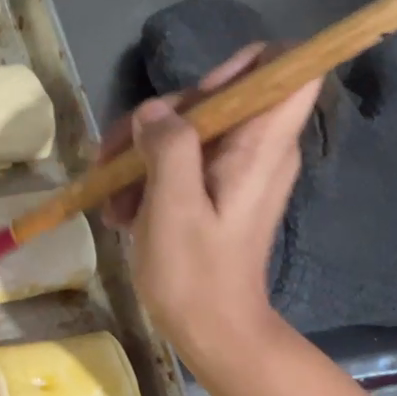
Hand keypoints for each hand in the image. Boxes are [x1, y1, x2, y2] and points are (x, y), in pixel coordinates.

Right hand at [99, 43, 320, 362]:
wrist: (210, 328)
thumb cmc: (193, 272)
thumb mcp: (172, 208)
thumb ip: (169, 149)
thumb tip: (154, 112)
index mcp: (261, 145)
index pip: (286, 67)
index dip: (238, 67)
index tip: (187, 100)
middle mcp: (259, 149)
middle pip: (219, 101)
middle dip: (160, 121)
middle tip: (114, 158)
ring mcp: (238, 174)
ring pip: (192, 136)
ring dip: (143, 159)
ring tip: (110, 199)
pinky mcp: (217, 197)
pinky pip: (184, 168)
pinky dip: (149, 183)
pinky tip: (121, 215)